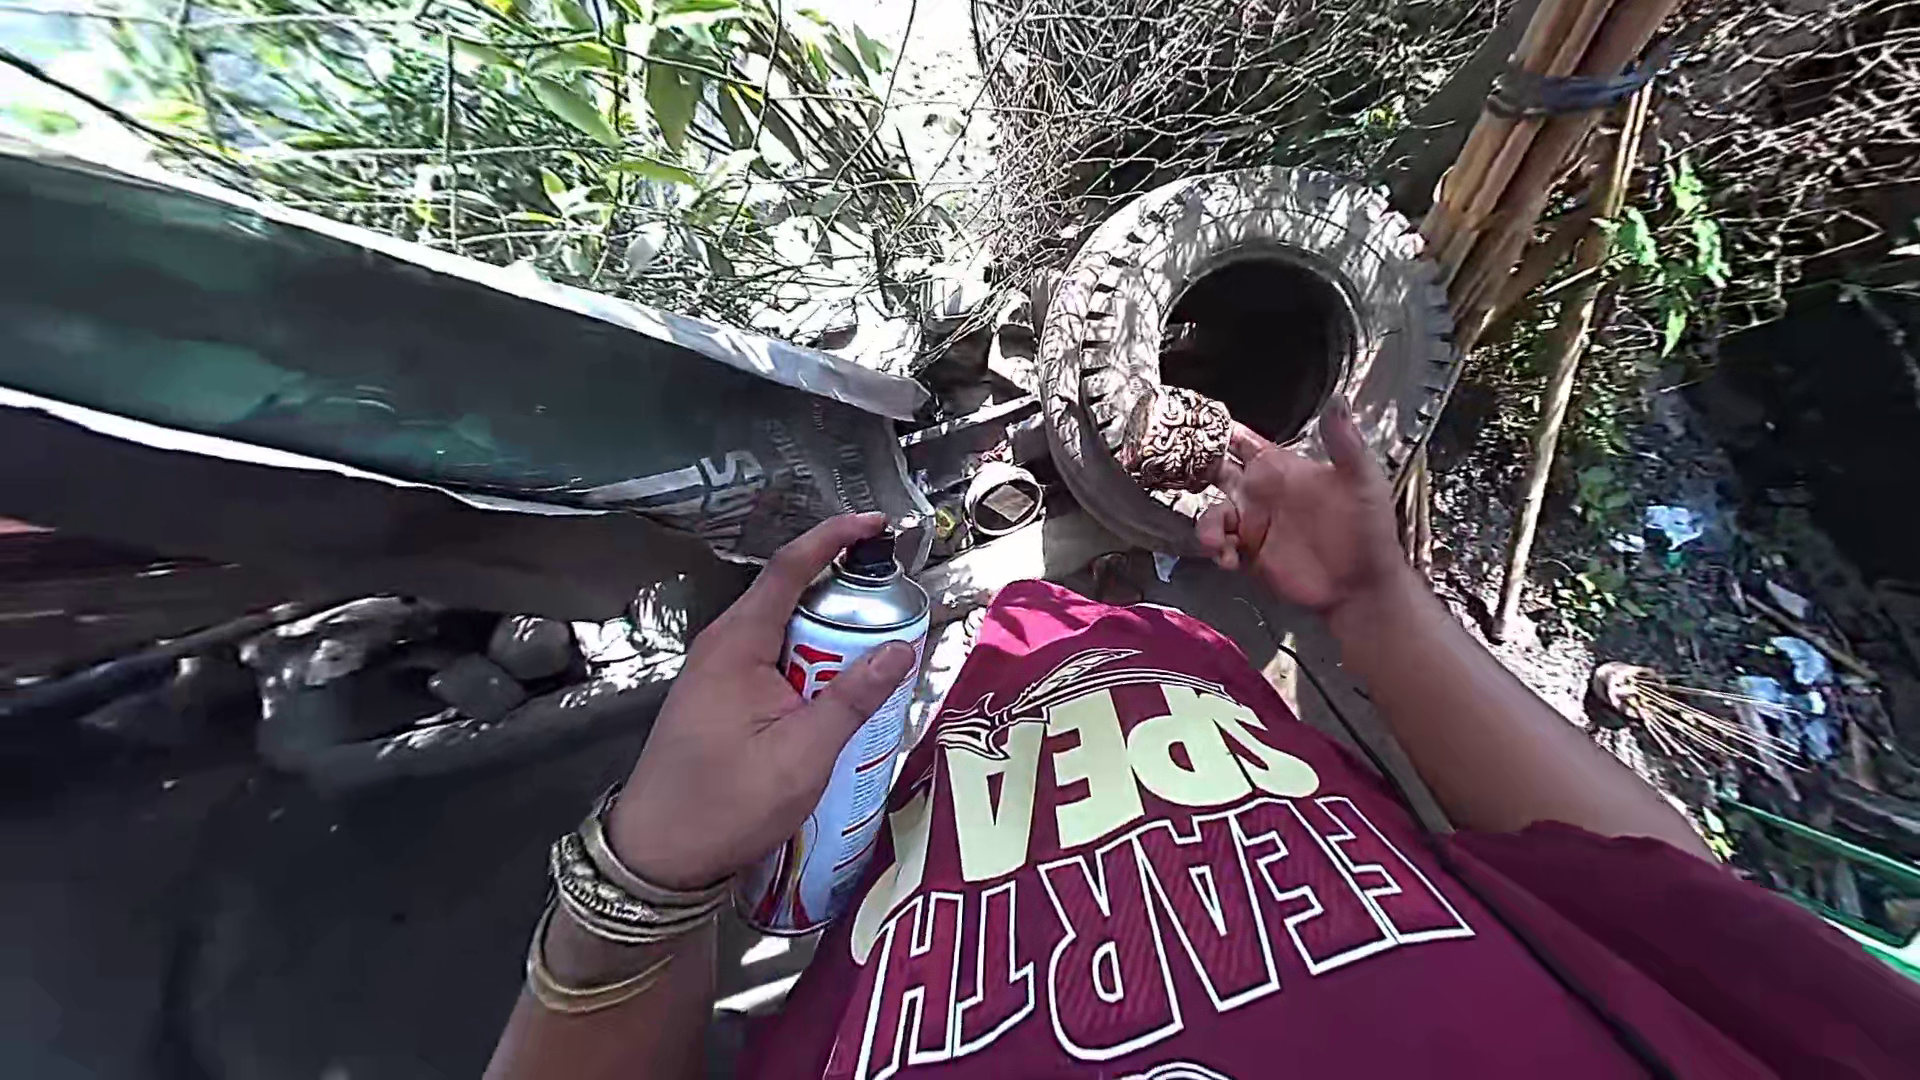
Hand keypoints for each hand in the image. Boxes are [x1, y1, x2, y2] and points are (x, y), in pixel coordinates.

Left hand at [606, 513, 916, 889]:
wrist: (656, 860)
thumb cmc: (726, 805)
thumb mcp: (803, 754)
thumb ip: (853, 697)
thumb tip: (902, 648)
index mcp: (738, 643)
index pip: (789, 567)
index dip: (834, 537)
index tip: (875, 524)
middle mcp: (725, 643)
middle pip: (792, 593)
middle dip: (844, 592)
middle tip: (891, 606)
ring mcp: (720, 667)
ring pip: (787, 627)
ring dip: (830, 630)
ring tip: (875, 647)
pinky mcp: (724, 691)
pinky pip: (777, 655)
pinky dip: (812, 657)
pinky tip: (837, 684)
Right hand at [1196, 397, 1409, 619]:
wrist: (1359, 587)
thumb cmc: (1367, 530)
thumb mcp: (1361, 481)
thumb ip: (1344, 443)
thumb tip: (1337, 400)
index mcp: (1281, 470)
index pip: (1243, 443)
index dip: (1220, 433)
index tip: (1198, 426)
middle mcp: (1261, 494)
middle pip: (1215, 474)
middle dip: (1196, 473)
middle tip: (1183, 475)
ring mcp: (1251, 524)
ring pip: (1212, 513)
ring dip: (1209, 525)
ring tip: (1218, 542)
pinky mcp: (1246, 553)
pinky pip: (1218, 544)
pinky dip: (1216, 549)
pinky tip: (1229, 559)